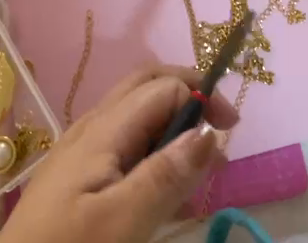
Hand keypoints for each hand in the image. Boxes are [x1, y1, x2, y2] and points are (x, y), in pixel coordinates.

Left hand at [0, 66, 237, 242]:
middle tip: (221, 128)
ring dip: (171, 123)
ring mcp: (79, 150)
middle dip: (187, 93)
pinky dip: (151, 150)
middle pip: (145, 85)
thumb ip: (165, 175)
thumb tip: (209, 129)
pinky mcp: (74, 176)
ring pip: (134, 114)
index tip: (232, 132)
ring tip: (198, 165)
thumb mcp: (122, 222)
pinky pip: (121, 143)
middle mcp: (91, 127)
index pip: (163, 87)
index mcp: (103, 129)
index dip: (201, 98)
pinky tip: (162, 189)